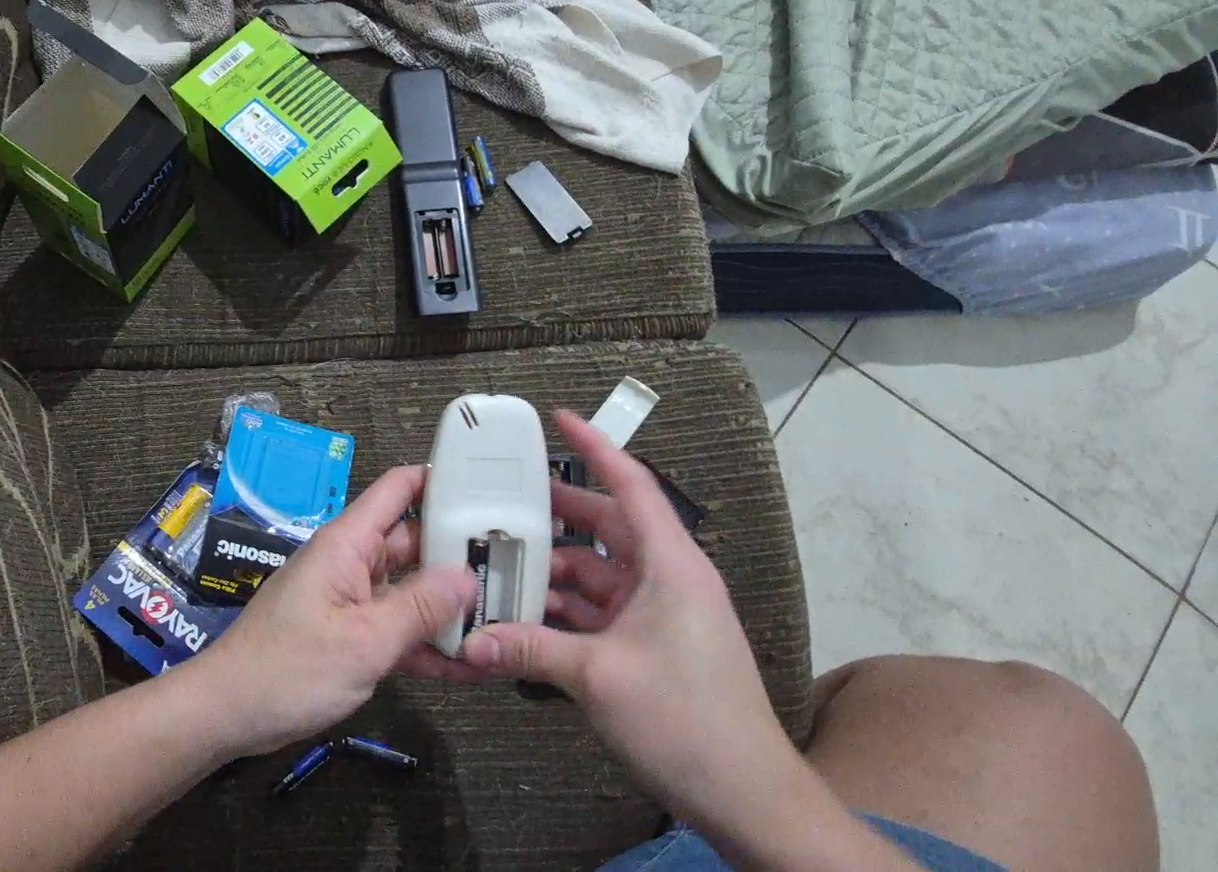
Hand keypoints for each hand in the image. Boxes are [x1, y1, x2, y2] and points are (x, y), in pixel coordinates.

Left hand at [191, 466, 478, 757]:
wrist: (230, 713)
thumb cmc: (289, 668)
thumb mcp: (363, 640)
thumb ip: (418, 608)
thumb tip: (469, 577)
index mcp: (348, 544)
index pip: (397, 490)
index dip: (440, 479)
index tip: (491, 484)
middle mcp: (352, 562)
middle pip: (414, 542)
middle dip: (460, 553)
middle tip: (519, 566)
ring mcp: (352, 600)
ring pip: (411, 590)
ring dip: (450, 607)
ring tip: (506, 617)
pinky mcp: (351, 634)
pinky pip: (397, 628)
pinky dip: (427, 643)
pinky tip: (470, 664)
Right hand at [458, 412, 802, 831]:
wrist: (748, 799)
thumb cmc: (688, 721)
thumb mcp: (600, 678)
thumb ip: (529, 650)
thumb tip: (469, 642)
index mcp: (670, 566)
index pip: (632, 486)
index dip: (596, 449)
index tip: (560, 418)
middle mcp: (666, 579)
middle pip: (604, 526)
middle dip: (554, 514)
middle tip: (501, 500)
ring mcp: (657, 613)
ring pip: (595, 571)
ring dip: (550, 570)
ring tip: (496, 562)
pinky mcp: (648, 644)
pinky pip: (596, 609)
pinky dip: (561, 608)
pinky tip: (520, 614)